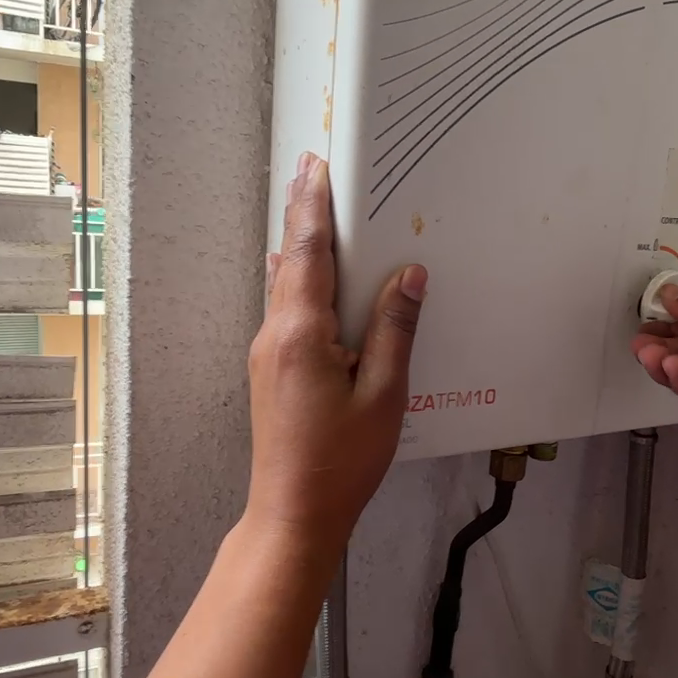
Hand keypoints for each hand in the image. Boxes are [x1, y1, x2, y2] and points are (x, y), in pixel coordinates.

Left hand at [247, 152, 426, 547]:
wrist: (293, 511)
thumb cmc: (343, 459)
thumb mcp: (383, 394)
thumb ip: (395, 329)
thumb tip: (410, 274)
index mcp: (302, 334)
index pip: (308, 254)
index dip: (313, 207)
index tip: (316, 167)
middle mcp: (275, 335)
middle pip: (288, 261)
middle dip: (301, 214)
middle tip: (310, 170)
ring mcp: (267, 354)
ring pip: (282, 284)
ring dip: (296, 244)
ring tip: (308, 210)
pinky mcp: (270, 370)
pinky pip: (283, 309)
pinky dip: (295, 278)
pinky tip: (301, 275)